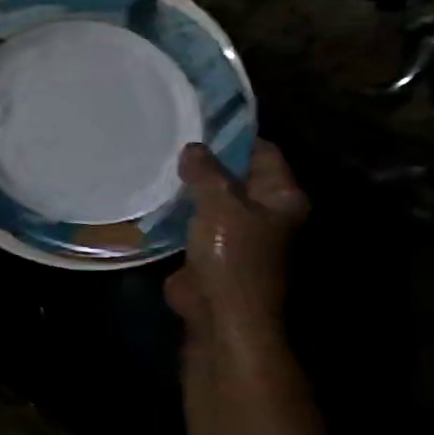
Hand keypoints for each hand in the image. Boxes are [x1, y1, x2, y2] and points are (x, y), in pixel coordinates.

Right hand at [164, 140, 308, 334]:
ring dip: (188, 186)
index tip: (199, 120)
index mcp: (281, 198)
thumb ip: (206, 173)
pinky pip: (191, 219)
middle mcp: (263, 212)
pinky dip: (176, 209)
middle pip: (235, 175)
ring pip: (211, 198)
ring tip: (156, 162)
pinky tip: (153, 195)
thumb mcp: (221, 206)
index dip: (234, 136)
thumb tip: (192, 146)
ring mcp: (234, 231)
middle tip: (170, 138)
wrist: (218, 313)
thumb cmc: (232, 256)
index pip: (262, 153)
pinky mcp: (207, 248)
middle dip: (206, 160)